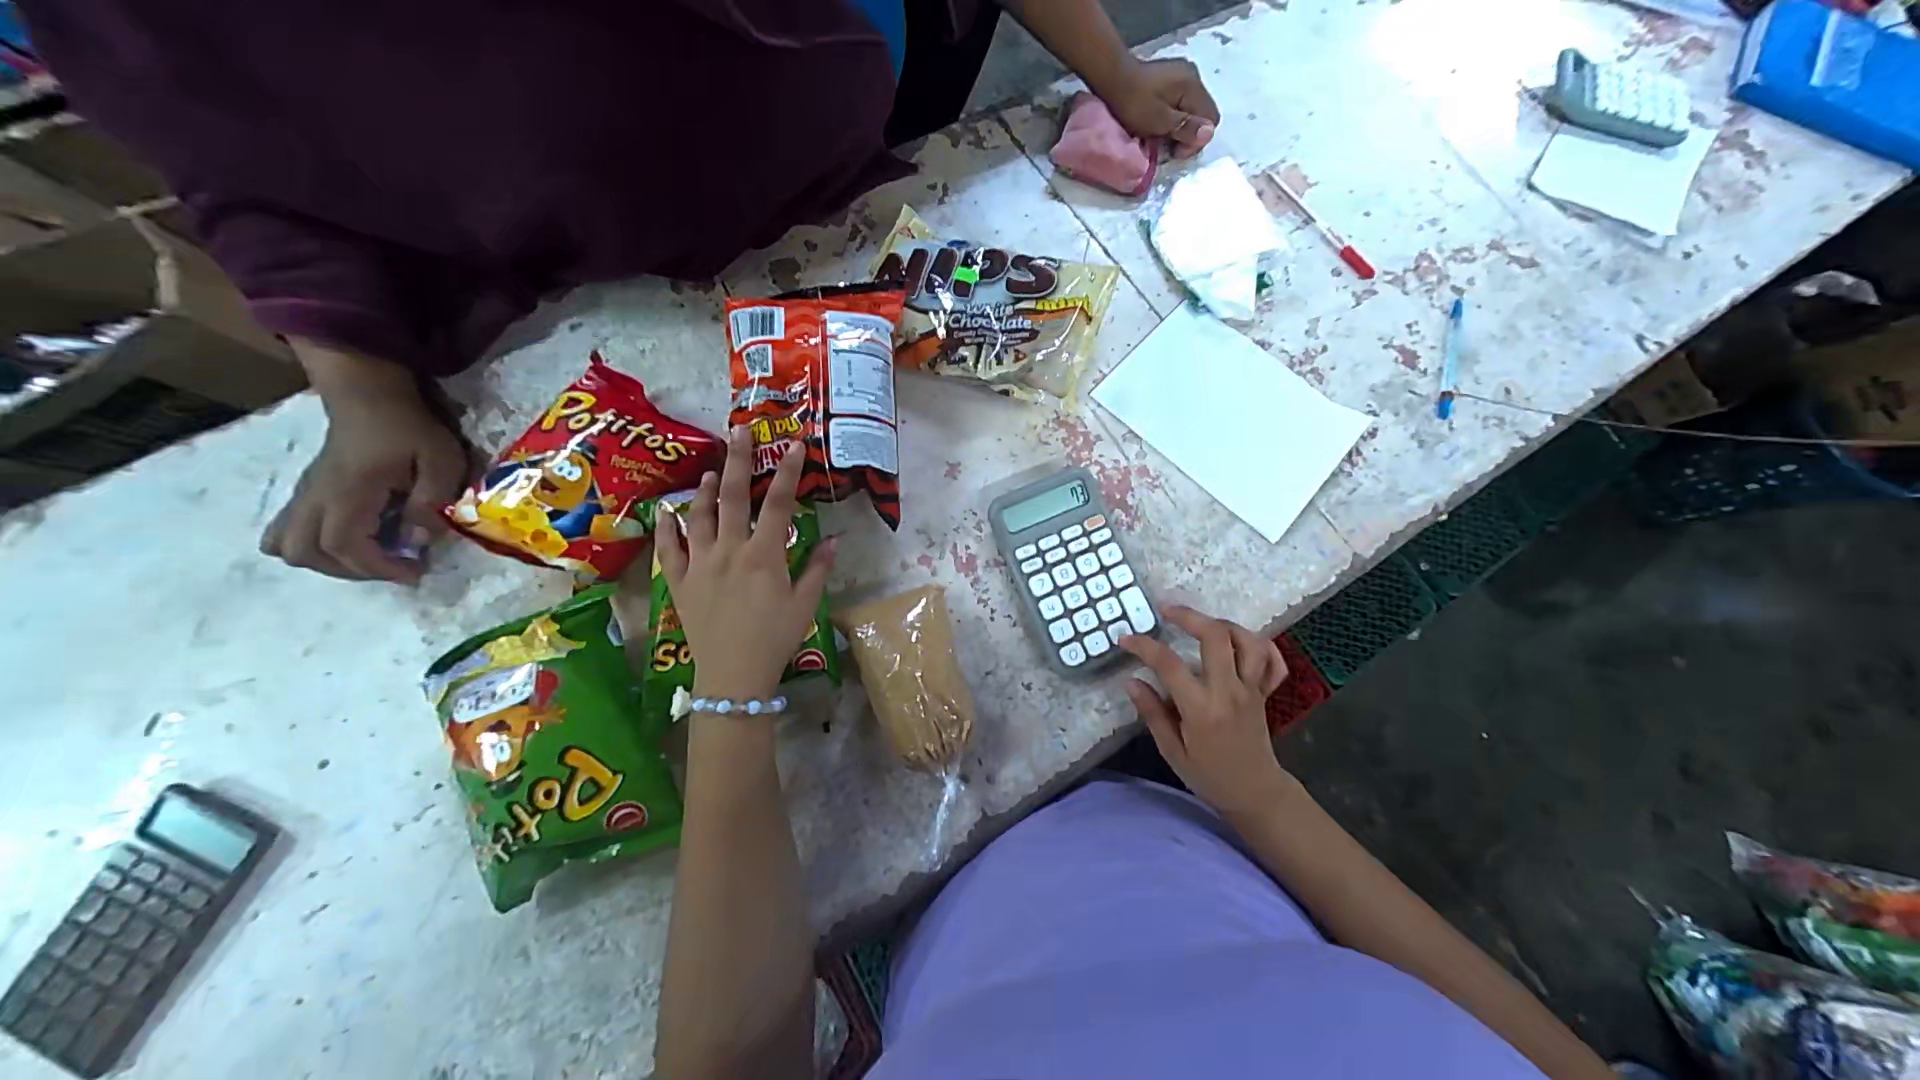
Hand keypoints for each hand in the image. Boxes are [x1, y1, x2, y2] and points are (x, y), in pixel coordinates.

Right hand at [260, 390, 465, 582]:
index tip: (414, 573)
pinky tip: (355, 541)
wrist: (370, 396)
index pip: (343, 546)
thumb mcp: (441, 461)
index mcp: (348, 492)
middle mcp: (314, 497)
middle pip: (305, 553)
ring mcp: (304, 494)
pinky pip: (289, 530)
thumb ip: (432, 500)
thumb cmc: (410, 428)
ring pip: (288, 545)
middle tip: (396, 567)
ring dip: (329, 562)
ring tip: (375, 558)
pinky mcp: (307, 492)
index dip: (377, 568)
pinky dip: (316, 547)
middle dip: (353, 571)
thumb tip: (421, 539)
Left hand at [655, 427, 834, 701]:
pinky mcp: (681, 581)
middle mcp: (730, 550)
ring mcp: (701, 564)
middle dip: (739, 460)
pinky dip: (668, 528)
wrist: (733, 675)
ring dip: (707, 490)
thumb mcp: (805, 605)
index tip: (795, 444)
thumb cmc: (776, 639)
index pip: (780, 503)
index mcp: (764, 555)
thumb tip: (834, 539)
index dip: (789, 471)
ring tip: (714, 471)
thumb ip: (818, 568)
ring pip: (700, 516)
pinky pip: (670, 549)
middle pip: (734, 496)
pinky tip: (669, 512)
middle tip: (740, 431)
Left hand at [1102, 57, 1219, 158]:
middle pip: (1202, 114)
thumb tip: (1209, 134)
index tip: (1175, 151)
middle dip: (1188, 133)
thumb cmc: (1134, 103)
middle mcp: (1193, 77)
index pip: (1211, 119)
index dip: (1196, 140)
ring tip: (1161, 135)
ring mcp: (1182, 75)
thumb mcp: (1160, 121)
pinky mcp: (1171, 79)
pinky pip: (1181, 103)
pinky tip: (1159, 123)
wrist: (1112, 77)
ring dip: (1180, 127)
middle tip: (1167, 145)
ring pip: (1191, 110)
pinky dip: (1174, 117)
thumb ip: (1185, 127)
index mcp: (1194, 86)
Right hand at [1119, 606, 1295, 819]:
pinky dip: (1259, 645)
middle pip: (1215, 637)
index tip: (1126, 639)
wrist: (1255, 793)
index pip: (1169, 665)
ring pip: (1248, 640)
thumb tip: (1132, 682)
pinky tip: (1239, 643)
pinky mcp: (1265, 692)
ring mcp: (1252, 689)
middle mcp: (1230, 692)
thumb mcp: (1172, 751)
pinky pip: (1272, 660)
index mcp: (1202, 709)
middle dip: (1188, 616)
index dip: (1144, 646)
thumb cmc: (1208, 776)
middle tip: (1166, 611)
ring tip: (1201, 623)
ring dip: (1223, 625)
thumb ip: (1153, 713)